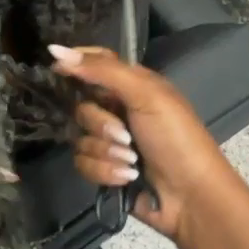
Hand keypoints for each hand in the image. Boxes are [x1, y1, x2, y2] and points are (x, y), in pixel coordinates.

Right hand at [52, 44, 231, 241]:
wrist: (192, 198)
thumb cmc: (176, 139)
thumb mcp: (146, 95)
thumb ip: (102, 70)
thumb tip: (56, 50)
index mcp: (133, 85)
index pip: (96, 62)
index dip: (75, 63)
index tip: (57, 68)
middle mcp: (118, 109)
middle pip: (82, 104)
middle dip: (100, 124)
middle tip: (125, 136)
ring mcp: (111, 141)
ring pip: (80, 136)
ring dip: (105, 151)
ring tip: (132, 161)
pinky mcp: (105, 169)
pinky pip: (83, 162)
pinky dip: (104, 171)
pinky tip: (127, 178)